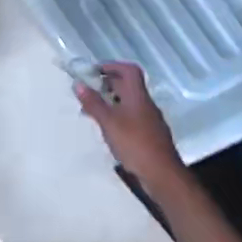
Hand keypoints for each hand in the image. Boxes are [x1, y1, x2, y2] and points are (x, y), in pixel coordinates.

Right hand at [75, 62, 185, 184]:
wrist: (163, 175)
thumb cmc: (135, 144)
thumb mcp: (109, 122)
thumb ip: (93, 103)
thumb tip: (78, 83)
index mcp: (138, 96)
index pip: (129, 70)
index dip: (112, 66)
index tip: (93, 71)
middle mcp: (146, 104)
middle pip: (128, 86)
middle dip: (107, 84)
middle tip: (88, 90)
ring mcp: (149, 121)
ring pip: (128, 102)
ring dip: (110, 101)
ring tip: (92, 110)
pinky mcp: (149, 136)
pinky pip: (131, 117)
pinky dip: (117, 117)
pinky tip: (107, 129)